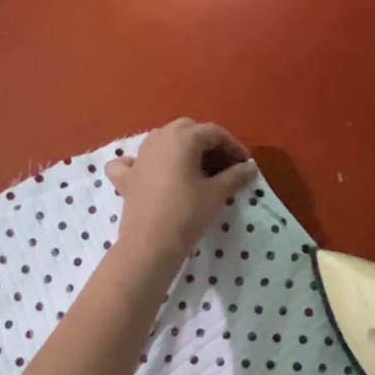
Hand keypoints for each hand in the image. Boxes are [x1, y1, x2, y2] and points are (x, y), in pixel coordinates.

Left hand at [106, 119, 259, 256]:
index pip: (213, 132)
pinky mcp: (125, 178)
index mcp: (182, 138)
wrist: (151, 243)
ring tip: (195, 168)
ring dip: (180, 148)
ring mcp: (138, 157)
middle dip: (207, 143)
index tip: (245, 164)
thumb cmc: (188, 213)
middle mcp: (158, 139)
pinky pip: (131, 162)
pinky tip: (148, 172)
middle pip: (187, 130)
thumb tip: (250, 168)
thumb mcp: (217, 193)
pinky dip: (141, 163)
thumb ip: (235, 176)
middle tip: (222, 164)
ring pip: (161, 140)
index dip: (233, 146)